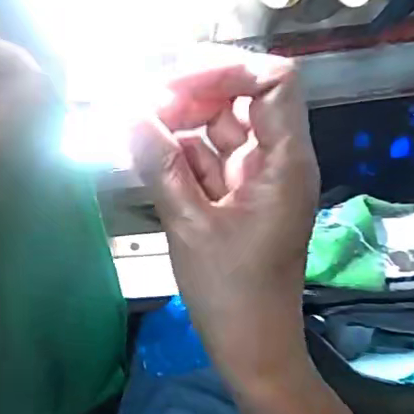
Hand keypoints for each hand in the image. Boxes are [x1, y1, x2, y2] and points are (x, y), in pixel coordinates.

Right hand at [130, 47, 319, 367]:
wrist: (250, 343)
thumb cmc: (231, 289)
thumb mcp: (190, 225)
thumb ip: (160, 166)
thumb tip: (130, 115)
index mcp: (283, 162)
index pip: (272, 83)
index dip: (226, 69)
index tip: (171, 82)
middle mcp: (273, 159)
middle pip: (240, 98)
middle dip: (191, 92)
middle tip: (139, 104)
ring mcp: (252, 177)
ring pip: (217, 126)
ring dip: (177, 120)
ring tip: (132, 124)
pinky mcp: (232, 195)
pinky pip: (203, 157)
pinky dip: (174, 150)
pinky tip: (142, 148)